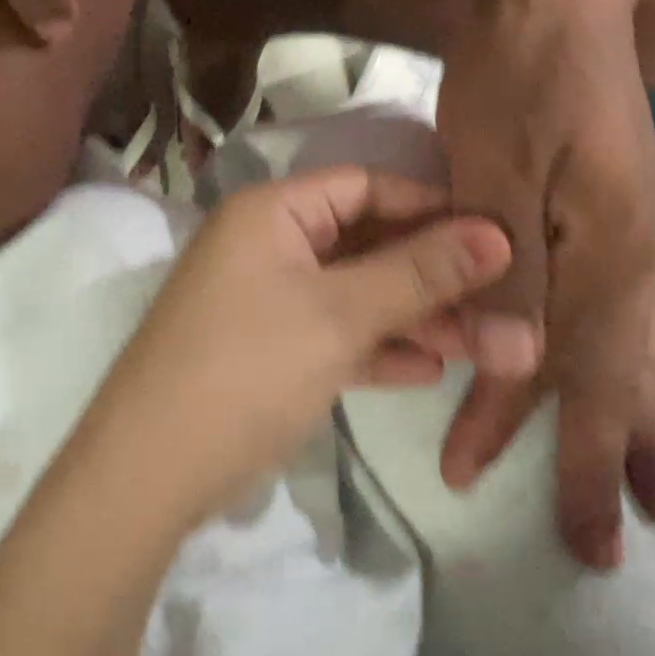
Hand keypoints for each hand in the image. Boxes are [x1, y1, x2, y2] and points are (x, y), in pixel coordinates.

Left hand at [95, 167, 510, 517]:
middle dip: (434, 276)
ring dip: (415, 317)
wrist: (150, 470)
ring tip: (487, 346)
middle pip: (366, 242)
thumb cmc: (248, 369)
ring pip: (355, 292)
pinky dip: (377, 347)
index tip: (499, 236)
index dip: (433, 206)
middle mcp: (268, 242)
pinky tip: (430, 370)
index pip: (366, 185)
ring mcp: (266, 297)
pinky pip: (334, 333)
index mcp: (273, 210)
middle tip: (504, 306)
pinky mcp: (268, 348)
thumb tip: (498, 233)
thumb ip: (420, 273)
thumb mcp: (340, 315)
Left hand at [435, 0, 654, 568]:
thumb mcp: (493, 170)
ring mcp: (629, 229)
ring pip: (624, 343)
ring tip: (644, 481)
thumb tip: (518, 365)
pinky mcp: (607, 208)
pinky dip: (603, 356)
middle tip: (612, 537)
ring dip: (623, 414)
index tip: (537, 515)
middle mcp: (636, 254)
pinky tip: (598, 374)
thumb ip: (506, 269)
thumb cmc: (517, 74)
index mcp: (608, 253)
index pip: (580, 377)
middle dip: (610, 454)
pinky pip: (608, 307)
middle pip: (620, 373)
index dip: (555, 446)